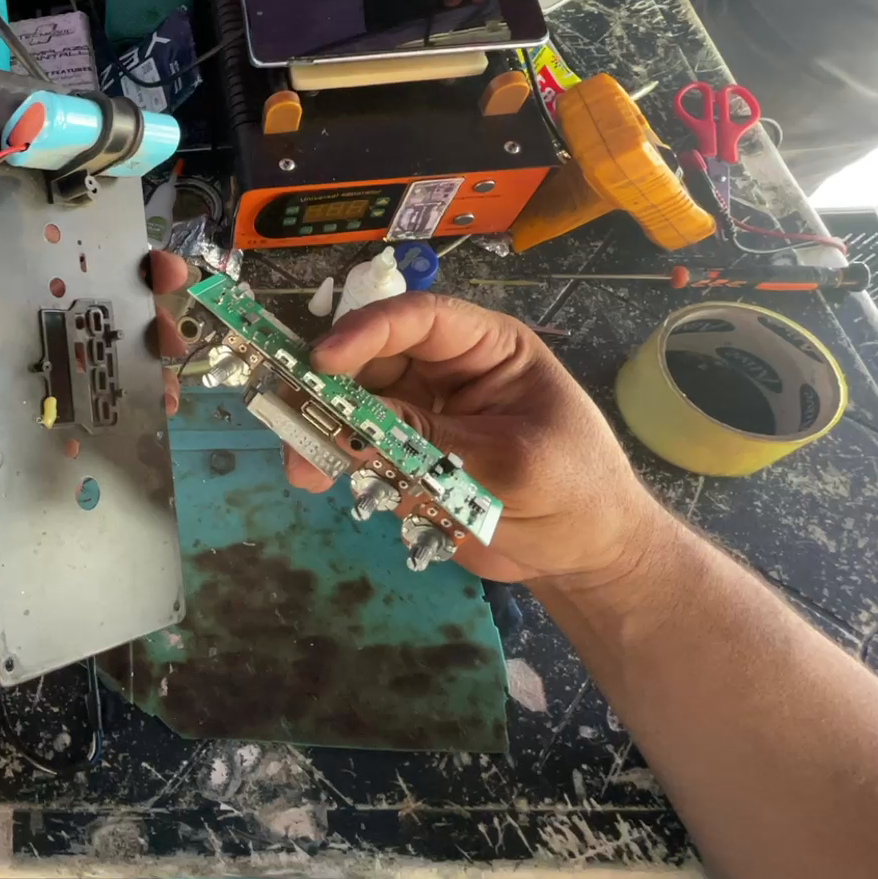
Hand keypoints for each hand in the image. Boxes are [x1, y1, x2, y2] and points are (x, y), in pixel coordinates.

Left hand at [0, 253, 192, 577]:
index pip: (15, 276)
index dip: (55, 245)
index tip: (102, 233)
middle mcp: (20, 361)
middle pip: (75, 306)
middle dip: (124, 284)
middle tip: (164, 279)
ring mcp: (55, 398)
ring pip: (106, 349)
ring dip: (145, 335)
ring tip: (171, 342)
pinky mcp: (83, 435)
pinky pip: (121, 403)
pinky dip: (149, 392)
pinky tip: (167, 397)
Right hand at [291, 293, 668, 586]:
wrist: (582, 558)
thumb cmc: (574, 494)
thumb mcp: (510, 465)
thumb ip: (431, 443)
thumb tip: (351, 429)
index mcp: (484, 349)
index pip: (419, 320)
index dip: (367, 331)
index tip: (323, 360)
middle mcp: (441, 370)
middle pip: (369, 360)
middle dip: (330, 390)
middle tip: (295, 420)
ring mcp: (415, 410)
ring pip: (350, 403)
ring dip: (321, 430)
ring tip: (304, 469)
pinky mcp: (397, 449)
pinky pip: (352, 443)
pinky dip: (330, 459)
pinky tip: (318, 481)